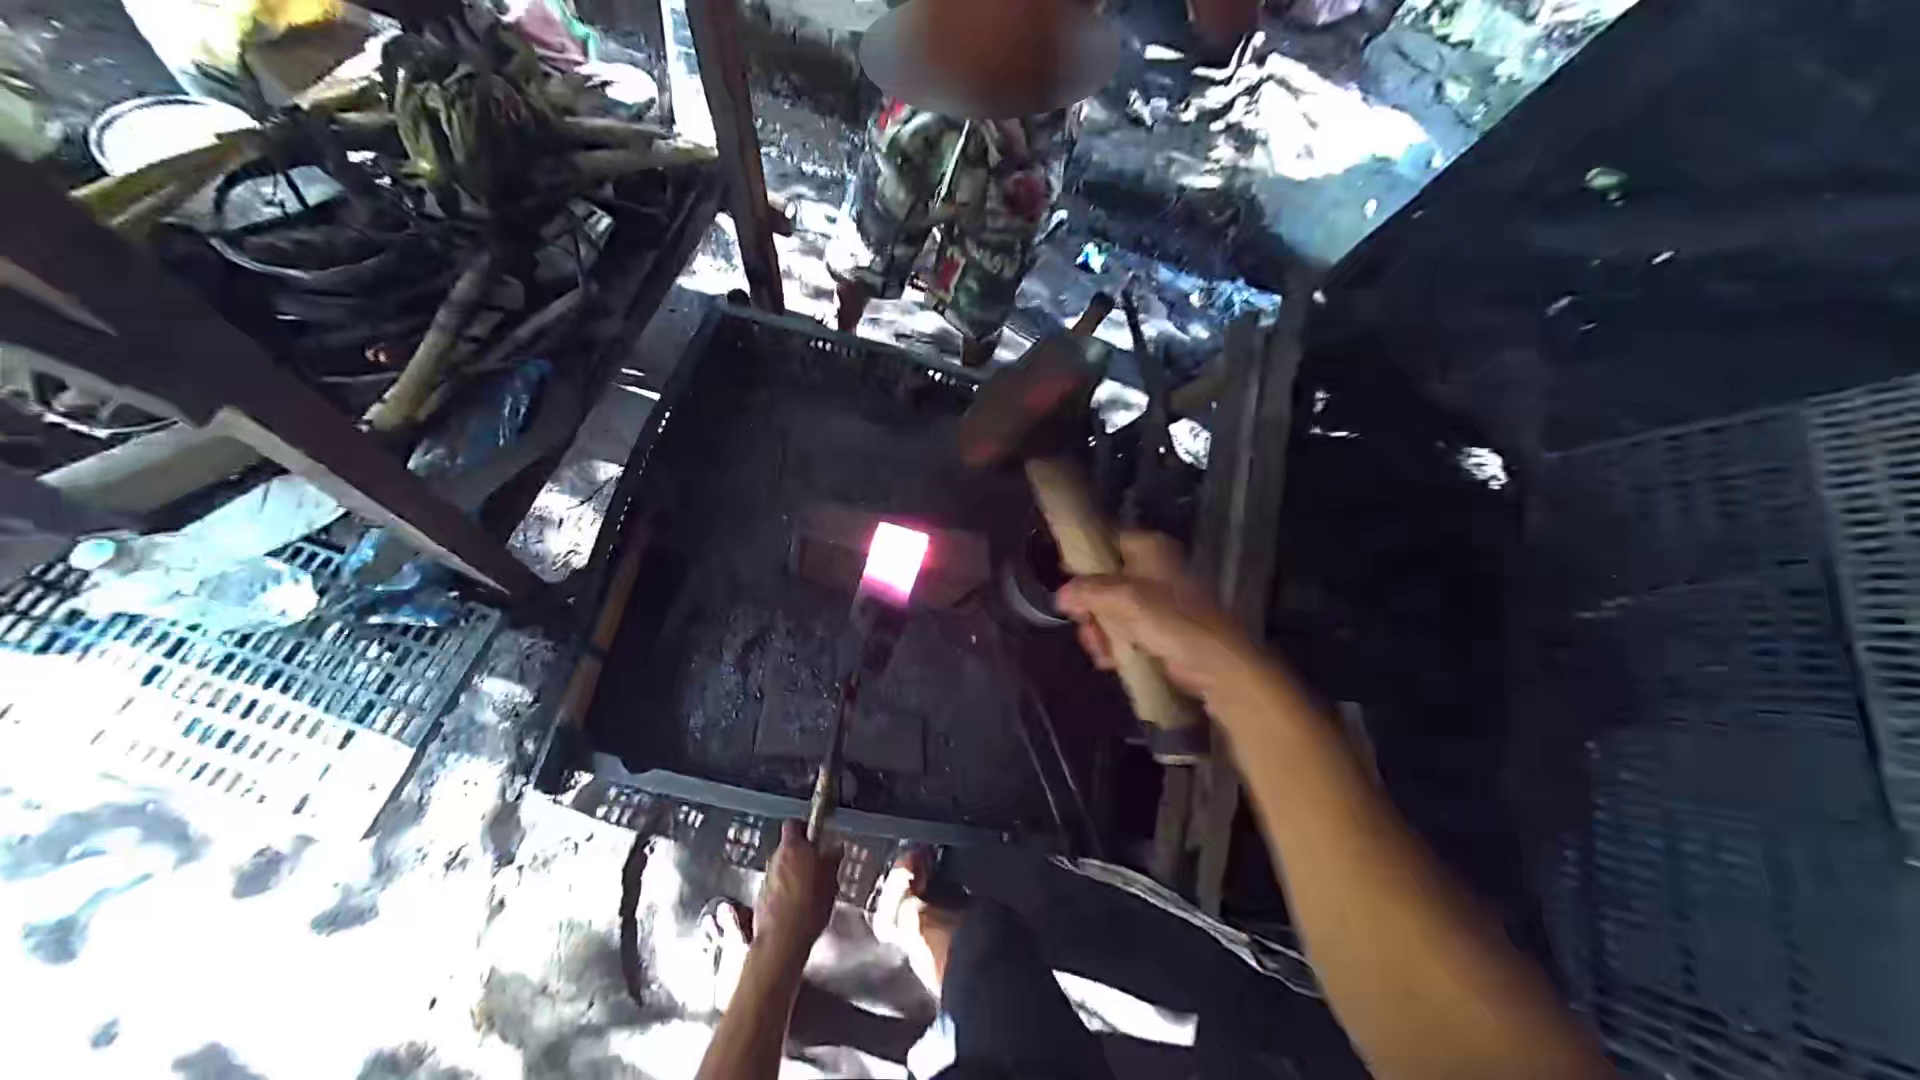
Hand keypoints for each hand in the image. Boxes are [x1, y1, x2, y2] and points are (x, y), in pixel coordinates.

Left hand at [753, 821, 843, 960]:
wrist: (781, 942)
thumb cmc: (808, 910)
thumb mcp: (830, 884)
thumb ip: (832, 861)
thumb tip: (835, 849)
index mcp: (793, 849)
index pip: (794, 824)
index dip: (804, 827)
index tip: (815, 834)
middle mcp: (776, 859)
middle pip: (788, 846)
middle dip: (801, 853)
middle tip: (818, 864)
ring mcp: (766, 878)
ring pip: (782, 866)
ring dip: (793, 871)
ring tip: (810, 887)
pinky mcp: (760, 897)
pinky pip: (776, 884)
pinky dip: (785, 888)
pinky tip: (798, 904)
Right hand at [1054, 531, 1262, 700]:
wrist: (1215, 663)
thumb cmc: (1172, 621)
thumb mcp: (1125, 599)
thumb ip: (1088, 592)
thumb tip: (1061, 595)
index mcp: (1148, 549)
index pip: (1105, 542)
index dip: (1083, 559)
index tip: (1066, 578)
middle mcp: (1151, 568)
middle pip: (1102, 579)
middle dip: (1090, 606)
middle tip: (1085, 624)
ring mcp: (1154, 599)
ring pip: (1109, 607)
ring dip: (1099, 629)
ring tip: (1100, 649)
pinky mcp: (1156, 627)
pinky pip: (1122, 628)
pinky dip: (1113, 642)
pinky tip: (1110, 658)